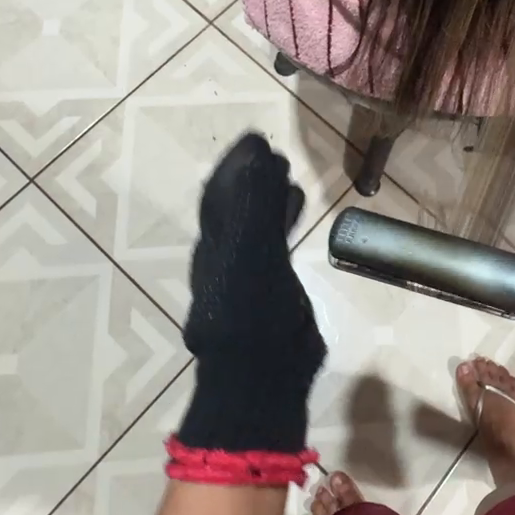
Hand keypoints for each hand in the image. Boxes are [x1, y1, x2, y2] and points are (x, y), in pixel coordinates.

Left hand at [176, 133, 323, 458]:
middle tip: (272, 151)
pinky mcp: (272, 289)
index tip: (254, 137)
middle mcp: (225, 254)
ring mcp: (248, 273)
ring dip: (269, 196)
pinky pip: (274, 241)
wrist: (260, 376)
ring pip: (256, 222)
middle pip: (236, 205)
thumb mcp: (252, 252)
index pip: (220, 193)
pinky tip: (299, 209)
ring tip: (288, 173)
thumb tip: (257, 153)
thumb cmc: (251, 314)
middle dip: (252, 177)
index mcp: (215, 244)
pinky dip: (283, 219)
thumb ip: (255, 203)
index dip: (235, 164)